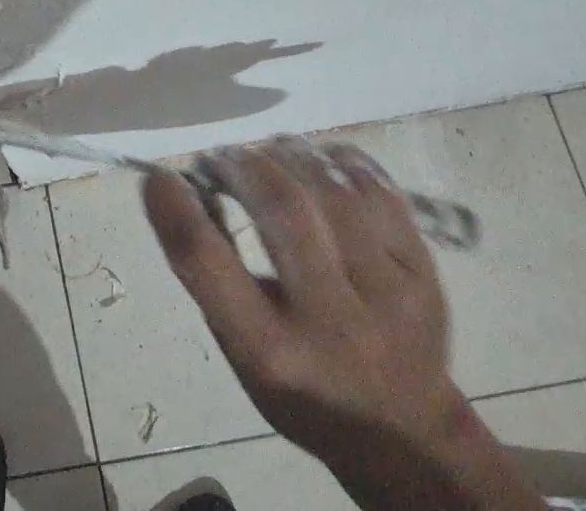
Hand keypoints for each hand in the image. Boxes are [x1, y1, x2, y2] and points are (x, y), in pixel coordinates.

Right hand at [143, 145, 465, 462]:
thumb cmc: (299, 392)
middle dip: (242, 167)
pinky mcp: (426, 273)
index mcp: (270, 351)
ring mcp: (389, 293)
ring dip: (288, 155)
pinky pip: (381, 193)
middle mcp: (331, 321)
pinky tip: (317, 158)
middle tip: (223, 157)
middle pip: (282, 211)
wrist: (402, 433)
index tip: (159, 177)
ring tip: (265, 151)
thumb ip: (215, 277)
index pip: (209, 263)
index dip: (175, 210)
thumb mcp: (240, 351)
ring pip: (333, 193)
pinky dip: (341, 162)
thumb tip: (191, 190)